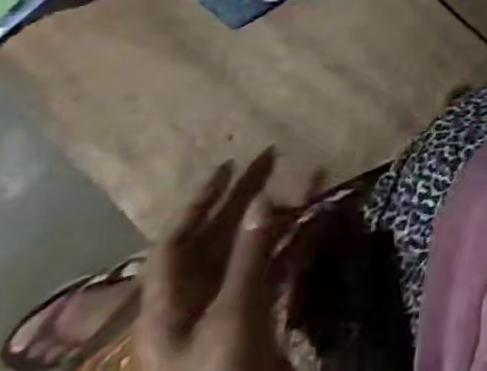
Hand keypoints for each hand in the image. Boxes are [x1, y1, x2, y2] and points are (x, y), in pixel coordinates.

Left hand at [138, 154, 305, 370]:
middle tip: (273, 162)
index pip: (175, 245)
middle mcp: (193, 308)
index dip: (197, 204)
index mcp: (167, 310)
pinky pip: (274, 273)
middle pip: (216, 244)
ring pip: (251, 255)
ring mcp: (227, 316)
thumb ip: (247, 257)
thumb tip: (262, 198)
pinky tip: (318, 223)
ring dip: (279, 221)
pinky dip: (294, 246)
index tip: (228, 166)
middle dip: (245, 204)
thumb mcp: (233, 317)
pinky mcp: (258, 325)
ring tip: (310, 186)